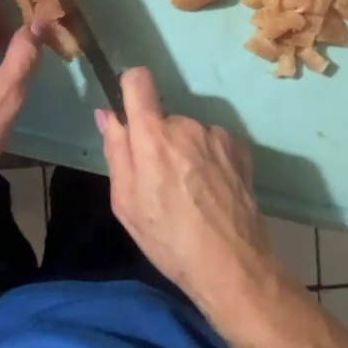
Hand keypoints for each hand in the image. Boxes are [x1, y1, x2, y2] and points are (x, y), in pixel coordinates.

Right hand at [97, 67, 285, 308]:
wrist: (231, 266)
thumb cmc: (168, 239)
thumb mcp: (125, 202)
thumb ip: (116, 151)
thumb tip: (107, 115)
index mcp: (152, 135)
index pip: (137, 81)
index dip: (129, 89)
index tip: (129, 112)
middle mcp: (186, 125)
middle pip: (163, 118)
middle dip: (158, 141)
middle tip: (161, 182)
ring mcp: (217, 136)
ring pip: (190, 133)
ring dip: (186, 151)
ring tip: (191, 193)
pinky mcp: (241, 149)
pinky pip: (213, 143)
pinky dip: (210, 159)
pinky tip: (212, 191)